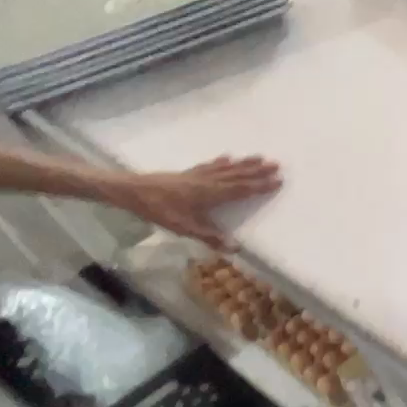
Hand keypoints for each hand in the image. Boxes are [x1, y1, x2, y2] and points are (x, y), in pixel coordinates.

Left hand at [94, 155, 281, 251]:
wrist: (129, 190)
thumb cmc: (158, 210)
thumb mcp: (184, 228)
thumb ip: (210, 237)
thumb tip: (236, 249)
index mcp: (209, 194)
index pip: (240, 189)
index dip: (259, 185)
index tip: (278, 180)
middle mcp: (206, 181)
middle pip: (236, 175)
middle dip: (256, 170)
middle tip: (276, 164)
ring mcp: (196, 175)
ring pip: (225, 168)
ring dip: (243, 163)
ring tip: (258, 157)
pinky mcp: (187, 173)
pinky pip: (209, 165)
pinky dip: (221, 162)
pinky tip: (227, 157)